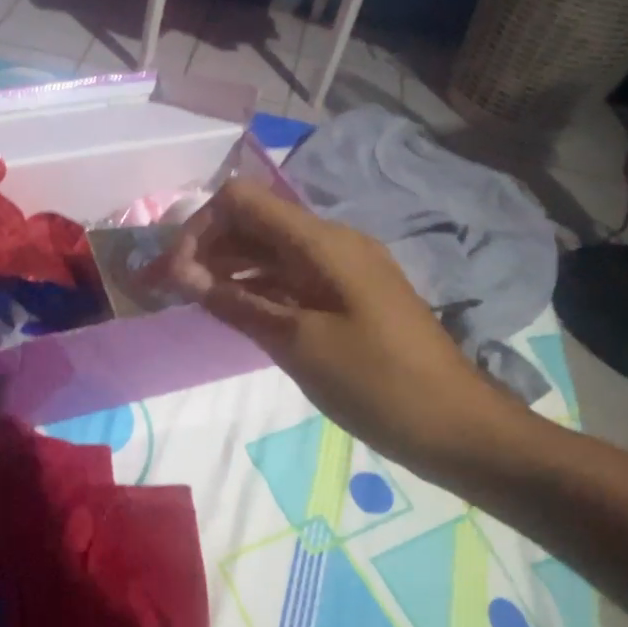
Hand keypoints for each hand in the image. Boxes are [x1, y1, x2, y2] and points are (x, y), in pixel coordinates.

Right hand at [153, 181, 516, 474]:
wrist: (456, 426)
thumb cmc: (377, 382)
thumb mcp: (296, 343)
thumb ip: (235, 302)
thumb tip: (178, 271)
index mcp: (322, 241)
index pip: (242, 200)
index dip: (199, 227)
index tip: (175, 274)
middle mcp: (331, 242)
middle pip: (253, 222)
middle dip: (206, 247)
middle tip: (171, 292)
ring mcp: (342, 269)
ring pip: (269, 251)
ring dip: (227, 269)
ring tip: (193, 304)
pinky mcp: (347, 297)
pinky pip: (289, 277)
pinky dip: (255, 288)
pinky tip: (234, 314)